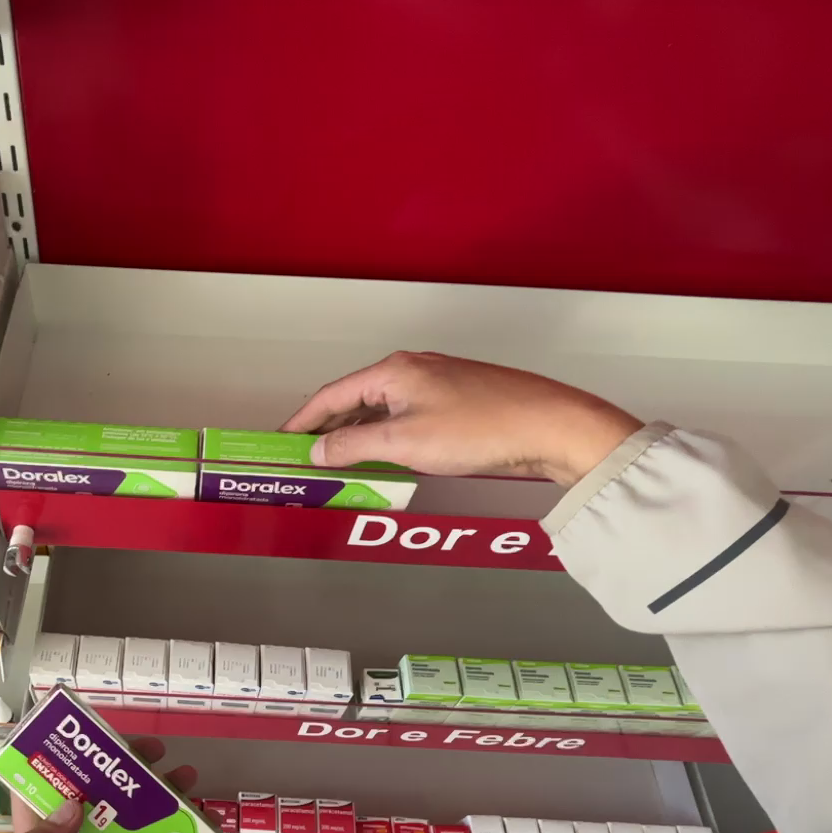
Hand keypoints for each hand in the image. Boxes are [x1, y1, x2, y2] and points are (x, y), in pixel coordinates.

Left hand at [0, 738, 196, 832]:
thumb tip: (72, 800)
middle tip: (157, 752)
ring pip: (128, 827)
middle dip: (123, 773)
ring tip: (187, 780)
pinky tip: (197, 830)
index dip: (61, 760)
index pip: (42, 795)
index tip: (92, 733)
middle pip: (96, 802)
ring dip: (153, 802)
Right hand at [280, 351, 643, 485]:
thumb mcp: (403, 442)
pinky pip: (404, 417)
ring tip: (337, 462)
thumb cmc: (479, 428)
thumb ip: (353, 445)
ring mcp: (435, 383)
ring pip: (380, 409)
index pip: (331, 395)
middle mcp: (411, 369)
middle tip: (306, 456)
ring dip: (356, 435)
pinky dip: (384, 436)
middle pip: (353, 400)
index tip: (281, 441)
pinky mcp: (455, 401)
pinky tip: (384, 457)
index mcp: (393, 371)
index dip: (302, 421)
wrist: (550, 427)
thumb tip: (318, 451)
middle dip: (327, 429)